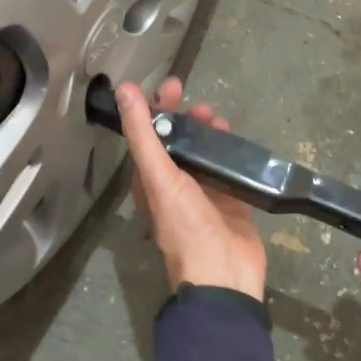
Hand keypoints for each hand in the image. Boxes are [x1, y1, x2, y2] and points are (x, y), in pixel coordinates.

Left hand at [117, 79, 266, 299]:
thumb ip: (143, 134)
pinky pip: (229, 166)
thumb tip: (124, 90)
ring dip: (207, 131)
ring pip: (203, 151)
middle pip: (177, 141)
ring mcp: (205, 191)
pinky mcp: (231, 199)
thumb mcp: (158, 177)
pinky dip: (231, 149)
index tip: (171, 85)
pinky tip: (235, 138)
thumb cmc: (185, 226)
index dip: (156, 109)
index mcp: (150, 181)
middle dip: (184, 116)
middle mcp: (175, 184)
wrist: (223, 274)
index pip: (149, 135)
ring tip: (217, 117)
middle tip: (198, 99)